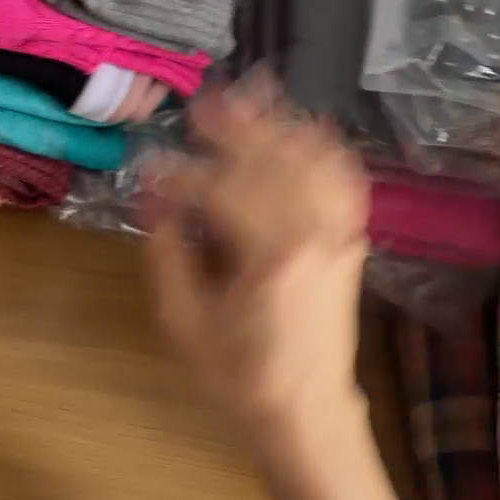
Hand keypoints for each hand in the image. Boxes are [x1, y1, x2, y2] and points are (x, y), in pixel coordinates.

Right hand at [142, 78, 369, 457]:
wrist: (303, 406)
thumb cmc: (232, 373)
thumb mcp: (181, 320)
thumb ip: (167, 254)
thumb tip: (154, 199)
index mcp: (269, 254)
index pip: (220, 190)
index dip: (182, 173)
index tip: (151, 164)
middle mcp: (314, 231)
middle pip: (272, 160)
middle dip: (235, 126)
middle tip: (202, 101)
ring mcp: (340, 232)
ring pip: (311, 160)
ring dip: (278, 124)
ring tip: (249, 93)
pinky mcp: (349, 240)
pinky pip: (341, 180)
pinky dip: (320, 148)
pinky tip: (303, 128)